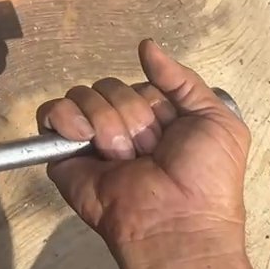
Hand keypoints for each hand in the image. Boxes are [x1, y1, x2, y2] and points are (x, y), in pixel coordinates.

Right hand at [38, 40, 249, 266]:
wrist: (175, 223)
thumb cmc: (205, 179)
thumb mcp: (218, 123)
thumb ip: (183, 80)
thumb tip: (146, 45)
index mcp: (151, 117)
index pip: (138, 83)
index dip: (154, 104)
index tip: (169, 134)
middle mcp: (117, 123)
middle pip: (108, 86)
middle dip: (131, 116)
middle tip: (148, 152)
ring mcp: (87, 136)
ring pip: (83, 95)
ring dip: (108, 125)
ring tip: (123, 158)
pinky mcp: (61, 151)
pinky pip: (51, 112)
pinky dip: (66, 119)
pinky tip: (86, 138)